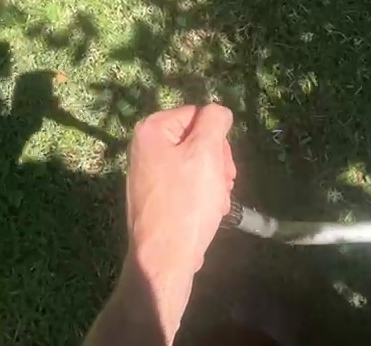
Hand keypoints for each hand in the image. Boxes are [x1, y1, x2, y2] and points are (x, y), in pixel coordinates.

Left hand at [86, 104, 234, 345]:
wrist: (163, 259)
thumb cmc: (185, 202)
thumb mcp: (205, 153)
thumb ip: (214, 121)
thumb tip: (218, 110)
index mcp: (151, 129)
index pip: (197, 116)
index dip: (217, 139)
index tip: (226, 166)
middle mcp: (144, 147)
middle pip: (195, 140)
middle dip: (216, 162)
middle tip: (224, 185)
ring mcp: (147, 173)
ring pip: (194, 164)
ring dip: (212, 181)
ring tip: (216, 203)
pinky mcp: (154, 197)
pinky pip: (184, 185)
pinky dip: (200, 196)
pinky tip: (207, 214)